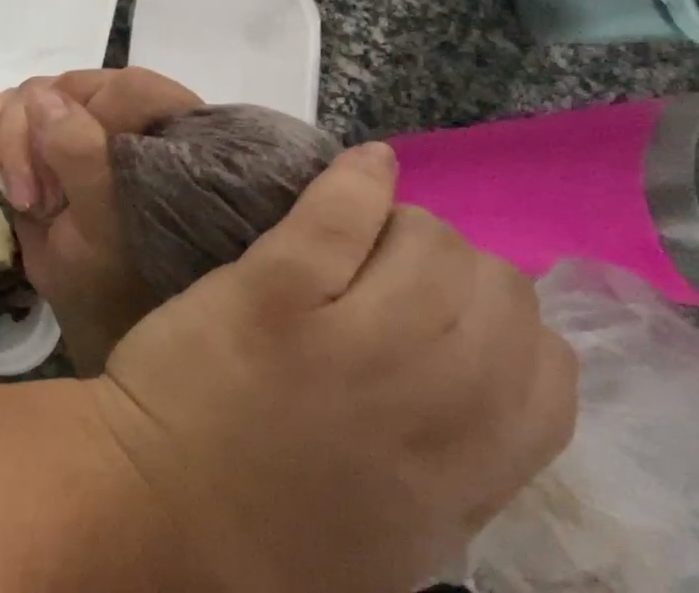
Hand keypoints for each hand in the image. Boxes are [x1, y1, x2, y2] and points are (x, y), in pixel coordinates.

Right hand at [0, 69, 204, 367]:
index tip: (56, 178)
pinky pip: (0, 112)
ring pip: (24, 98)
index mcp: (159, 126)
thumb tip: (41, 97)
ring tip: (20, 198)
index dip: (74, 120)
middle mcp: (117, 113)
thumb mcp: (103, 223)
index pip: (113, 88)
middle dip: (31, 141)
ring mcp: (74, 122)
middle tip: (34, 202)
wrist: (98, 309)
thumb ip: (81, 157)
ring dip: (7, 143)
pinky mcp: (37, 137)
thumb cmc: (120, 276)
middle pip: (58, 89)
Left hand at [90, 142, 579, 591]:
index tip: (453, 312)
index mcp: (471, 466)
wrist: (152, 507)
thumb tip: (487, 403)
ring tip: (365, 227)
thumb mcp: (399, 532)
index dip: (504, 326)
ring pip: (426, 246)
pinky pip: (338, 218)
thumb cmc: (261, 532)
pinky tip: (360, 167)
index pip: (546, 367)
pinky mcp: (270, 295)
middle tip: (394, 264)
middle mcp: (432, 398)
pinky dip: (355, 182)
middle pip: (493, 291)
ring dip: (406, 225)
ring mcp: (348, 339)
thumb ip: (460, 468)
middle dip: (454, 267)